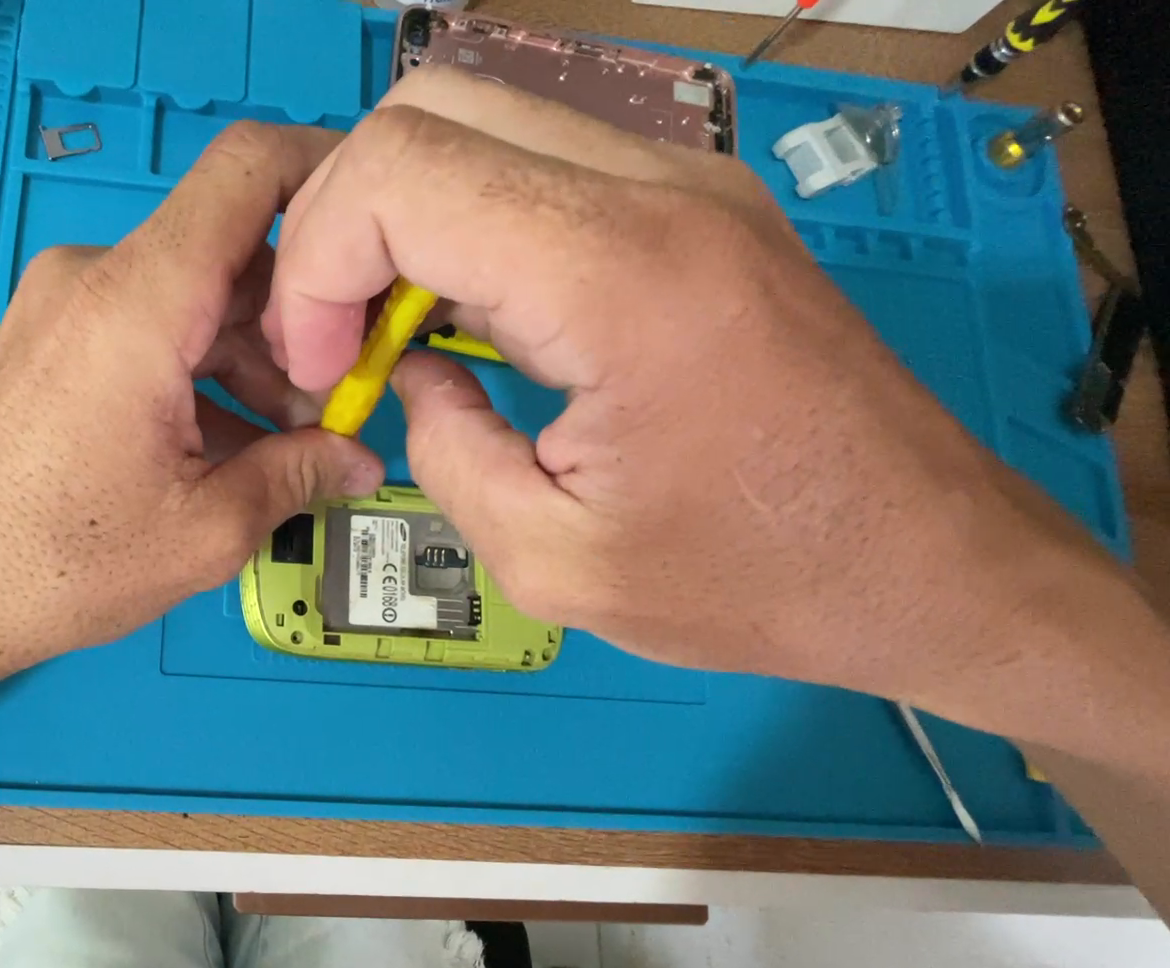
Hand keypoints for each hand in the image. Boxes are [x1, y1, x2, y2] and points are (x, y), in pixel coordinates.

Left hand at [0, 122, 382, 683]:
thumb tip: (363, 460)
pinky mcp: (50, 340)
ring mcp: (65, 305)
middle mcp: (96, 277)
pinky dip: (197, 375)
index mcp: (141, 301)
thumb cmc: (63, 564)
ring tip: (285, 450)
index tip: (377, 242)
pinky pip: (148, 331)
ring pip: (193, 301)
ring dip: (250, 364)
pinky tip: (226, 447)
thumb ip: (301, 476)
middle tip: (334, 411)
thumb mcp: (208, 529)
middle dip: (298, 329)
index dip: (327, 176)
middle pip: (232, 257)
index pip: (249, 170)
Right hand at [263, 67, 1128, 734]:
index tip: (318, 365)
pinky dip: (455, 224)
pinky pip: (527, 164)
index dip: (316, 267)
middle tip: (334, 335)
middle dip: (338, 224)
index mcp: (616, 278)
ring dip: (393, 220)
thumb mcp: (546, 559)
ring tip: (383, 326)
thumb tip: (406, 369)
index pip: (400, 174)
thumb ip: (441, 449)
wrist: (923, 564)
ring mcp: (681, 180)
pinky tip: (456, 313)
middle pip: (425, 113)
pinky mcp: (688, 202)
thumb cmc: (742, 581)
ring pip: (472, 121)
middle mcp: (654, 189)